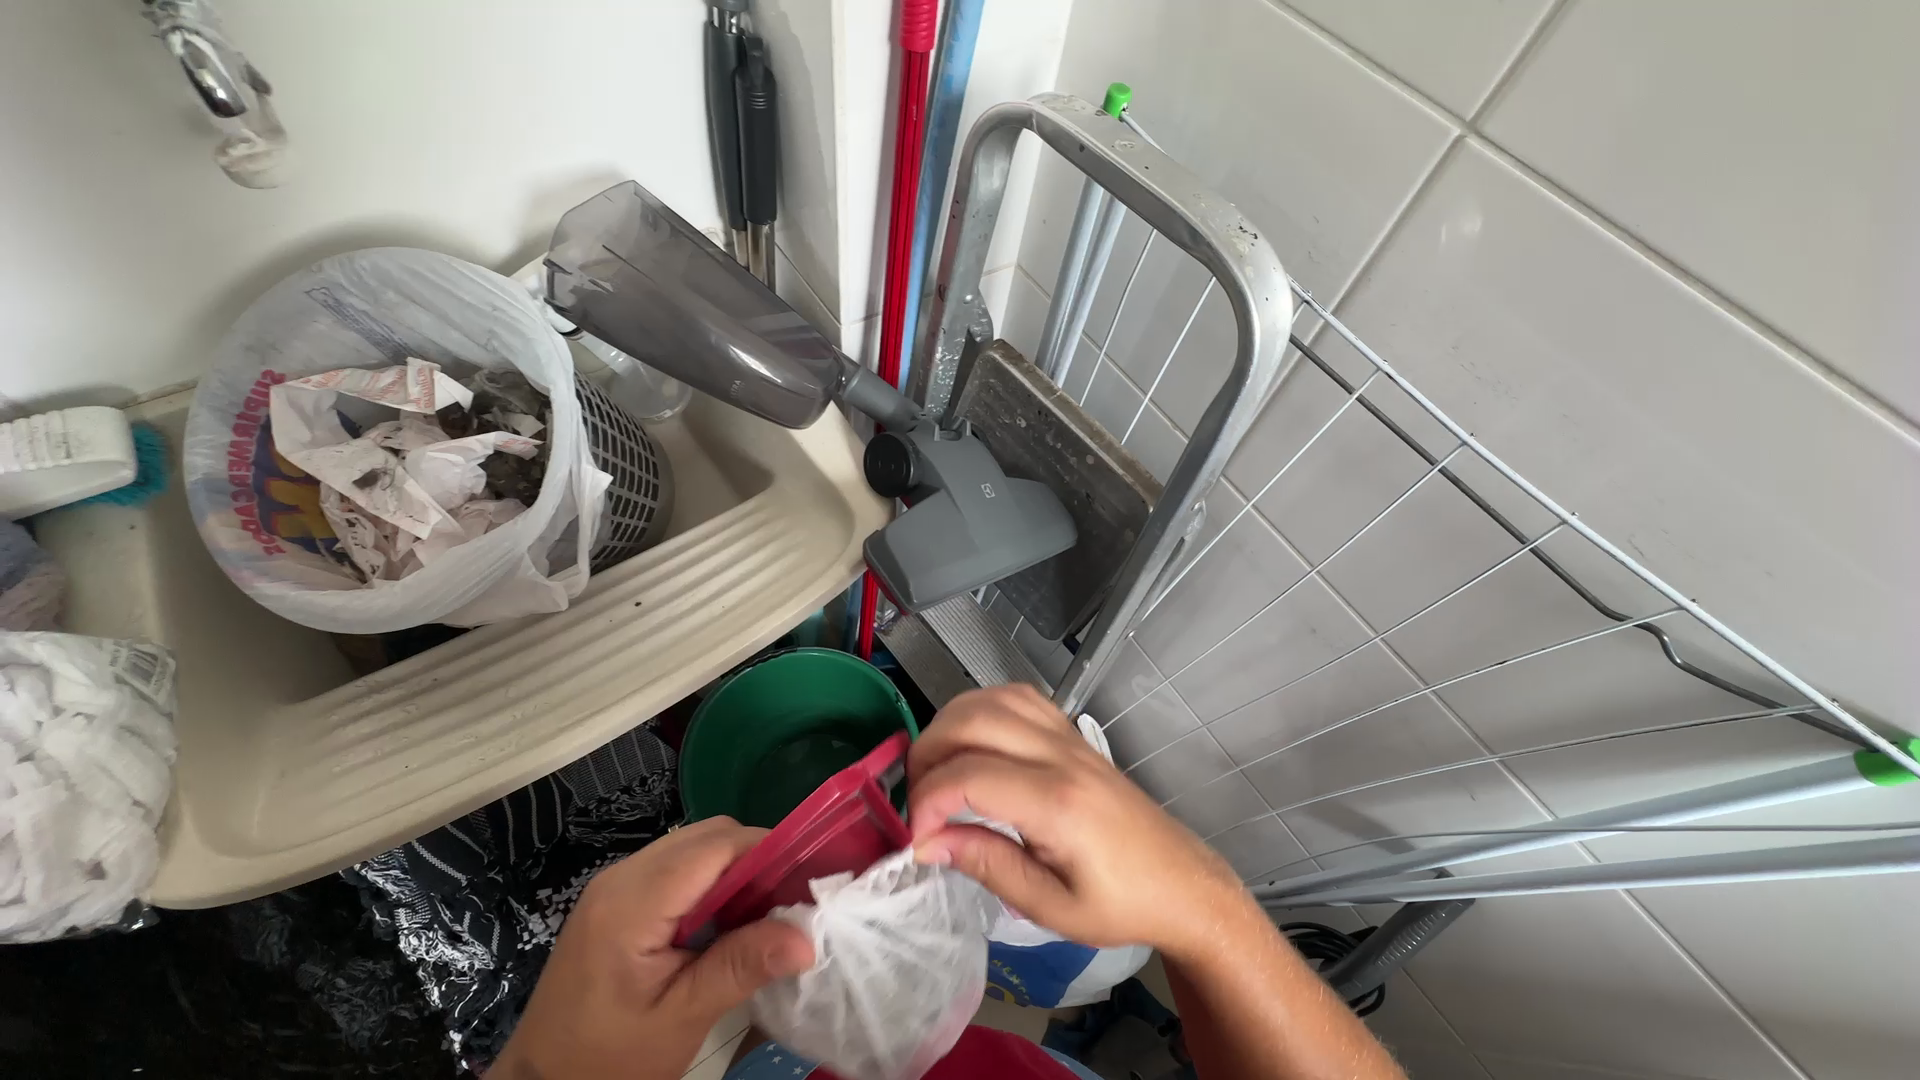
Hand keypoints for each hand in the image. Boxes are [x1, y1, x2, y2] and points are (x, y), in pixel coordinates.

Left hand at [492, 817, 815, 1079]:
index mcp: (633, 900)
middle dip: (755, 858)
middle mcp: (622, 875)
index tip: (806, 881)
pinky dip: (711, 880)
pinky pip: (676, 866)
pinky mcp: (616, 898)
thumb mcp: (680, 1019)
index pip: (715, 844)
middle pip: (706, 836)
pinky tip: (725, 920)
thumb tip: (807, 937)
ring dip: (734, 868)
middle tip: (788, 902)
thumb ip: (740, 967)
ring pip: (694, 846)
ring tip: (763, 914)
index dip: (767, 851)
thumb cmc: (608, 1061)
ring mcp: (615, 884)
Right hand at [906, 684, 1255, 963]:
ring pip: (994, 698)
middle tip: (917, 798)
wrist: (1181, 883)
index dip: (927, 802)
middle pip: (974, 721)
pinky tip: (973, 740)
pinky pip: (1020, 697)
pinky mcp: (1073, 735)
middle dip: (927, 753)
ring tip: (936, 767)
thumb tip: (926, 843)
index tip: (917, 838)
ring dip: (950, 723)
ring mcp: (1069, 738)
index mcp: (1057, 804)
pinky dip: (984, 707)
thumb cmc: (1119, 904)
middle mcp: (1061, 756)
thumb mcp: (1050, 906)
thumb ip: (986, 864)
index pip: (969, 776)